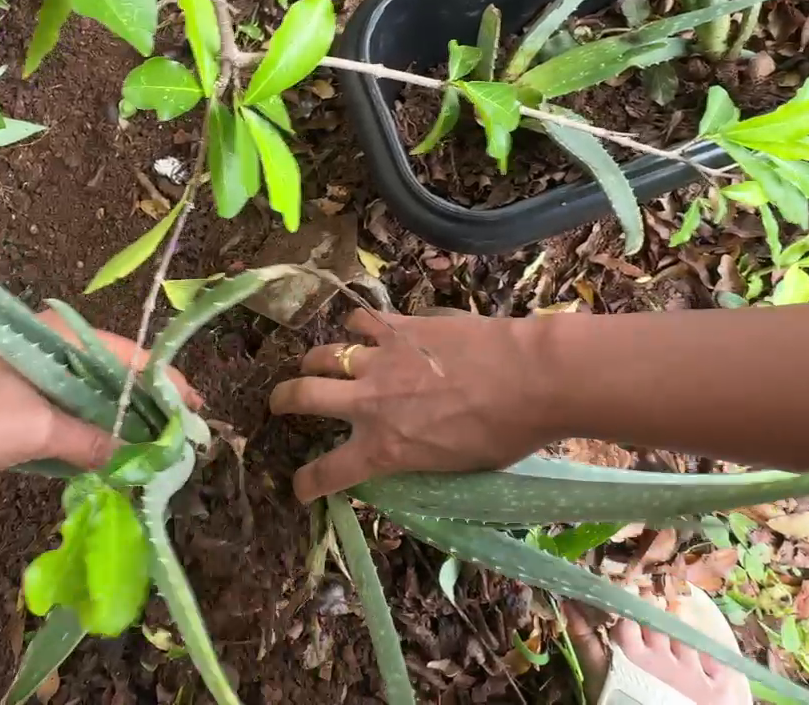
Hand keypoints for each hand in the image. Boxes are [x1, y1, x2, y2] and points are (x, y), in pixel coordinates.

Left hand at [0, 314, 199, 490]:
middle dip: (145, 401)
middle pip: (114, 371)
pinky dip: (94, 425)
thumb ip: (94, 441)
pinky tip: (112, 445)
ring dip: (120, 417)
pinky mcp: (24, 392)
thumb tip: (140, 457)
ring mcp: (37, 367)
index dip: (164, 382)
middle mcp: (53, 342)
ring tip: (152, 442)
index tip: (193, 409)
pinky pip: (73, 405)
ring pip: (94, 390)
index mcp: (59, 334)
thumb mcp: (40, 431)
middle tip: (176, 431)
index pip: (127, 354)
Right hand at [268, 308, 554, 501]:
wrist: (529, 377)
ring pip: (323, 354)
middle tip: (279, 402)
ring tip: (317, 363)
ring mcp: (379, 358)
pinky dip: (355, 326)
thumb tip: (402, 450)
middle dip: (282, 400)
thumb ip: (415, 457)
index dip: (306, 483)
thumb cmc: (504, 433)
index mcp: (385, 448)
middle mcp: (369, 402)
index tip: (299, 488)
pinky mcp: (398, 326)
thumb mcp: (453, 466)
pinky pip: (360, 319)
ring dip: (315, 362)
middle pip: (302, 395)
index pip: (329, 472)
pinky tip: (361, 328)